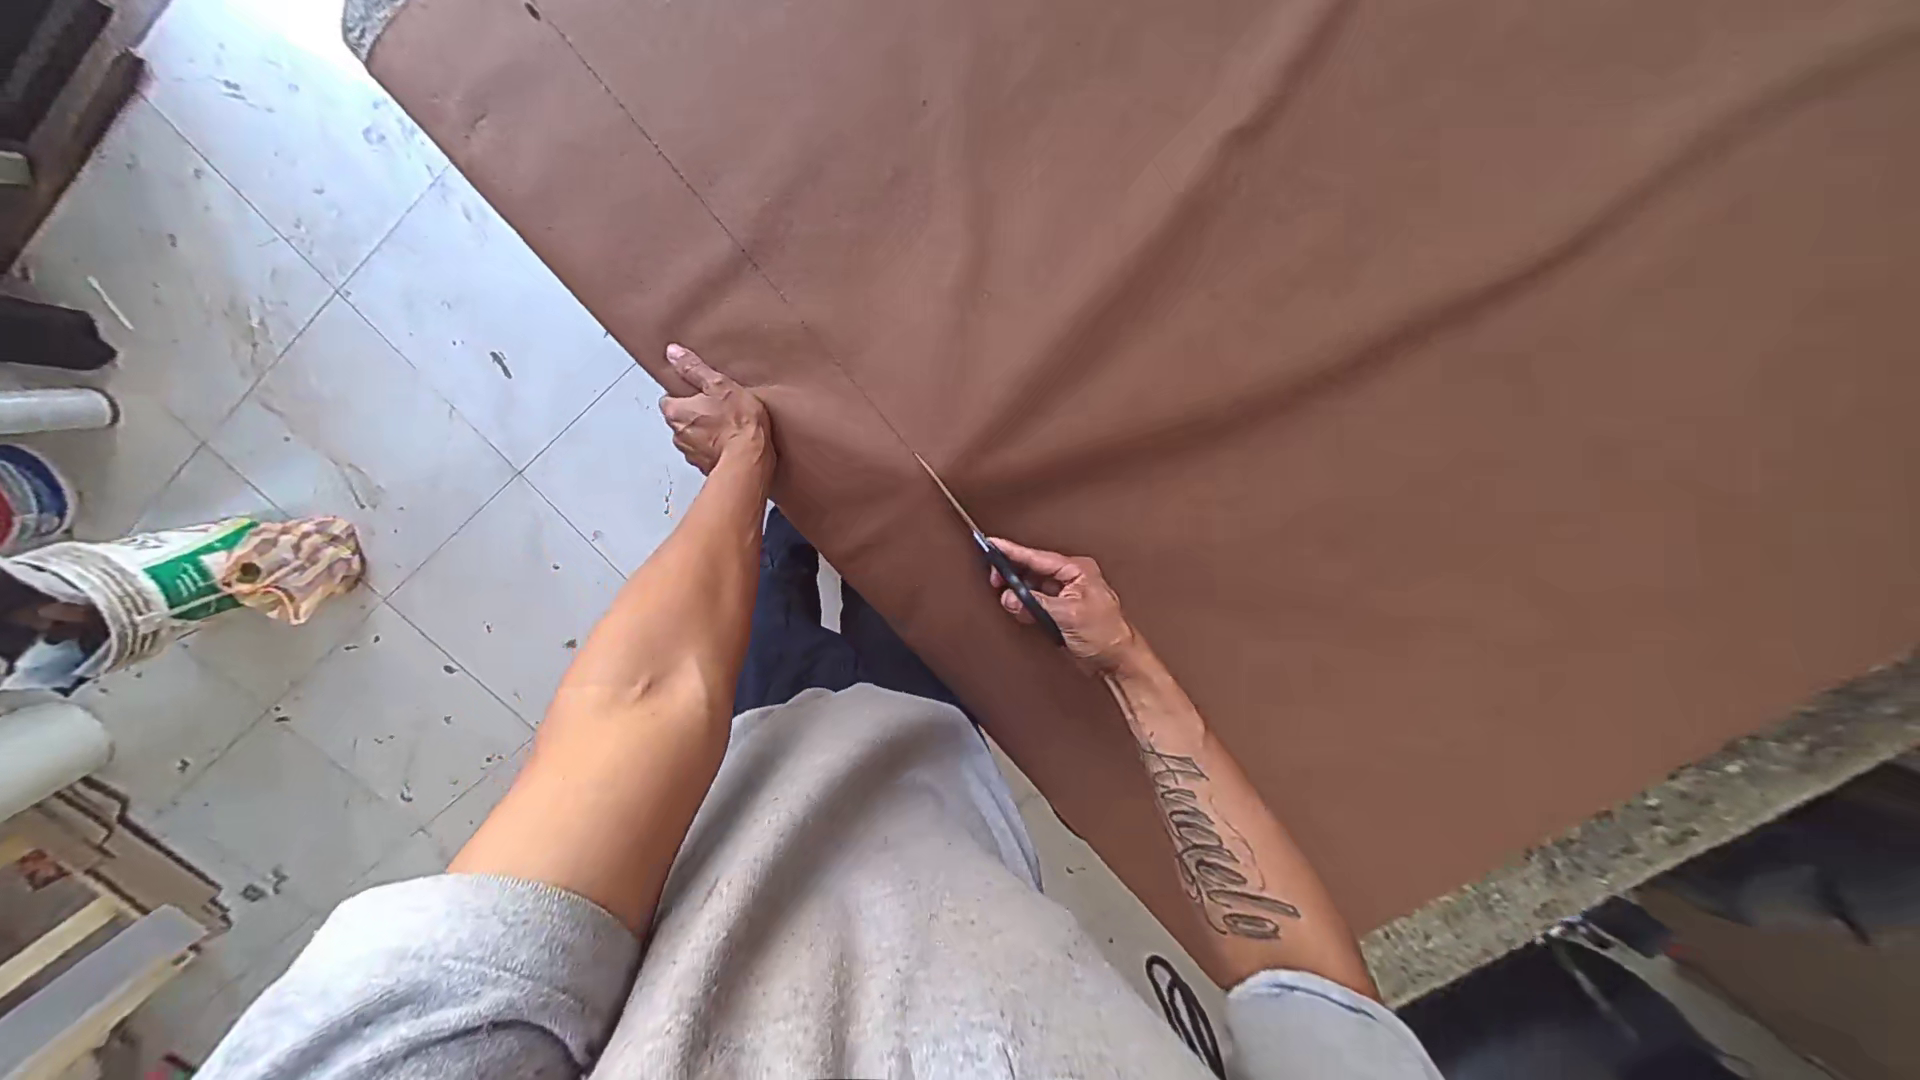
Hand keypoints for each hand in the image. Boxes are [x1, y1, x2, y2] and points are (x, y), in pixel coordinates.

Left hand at [658, 343, 771, 474]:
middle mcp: (678, 434)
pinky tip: (734, 447)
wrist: (750, 460)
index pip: (669, 399)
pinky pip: (708, 457)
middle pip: (681, 420)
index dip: (686, 396)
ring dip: (706, 436)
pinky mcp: (707, 469)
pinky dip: (717, 452)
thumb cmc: (738, 424)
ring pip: (694, 440)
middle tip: (719, 411)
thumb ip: (694, 369)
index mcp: (676, 412)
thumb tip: (673, 352)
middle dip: (696, 417)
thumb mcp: (720, 385)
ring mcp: (692, 454)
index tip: (703, 395)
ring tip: (730, 430)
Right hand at [987, 538, 1141, 671]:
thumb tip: (1011, 596)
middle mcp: (1071, 579)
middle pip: (1032, 569)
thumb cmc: (1107, 636)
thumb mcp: (1067, 614)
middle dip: (1012, 573)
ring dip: (1017, 592)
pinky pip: (1035, 602)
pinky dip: (1024, 605)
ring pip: (1031, 586)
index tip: (993, 545)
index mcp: (1078, 570)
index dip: (1013, 551)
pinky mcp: (1060, 611)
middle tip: (994, 577)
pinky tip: (1018, 608)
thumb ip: (1035, 603)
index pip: (1038, 557)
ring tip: (1006, 596)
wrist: (1117, 662)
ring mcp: (1065, 595)